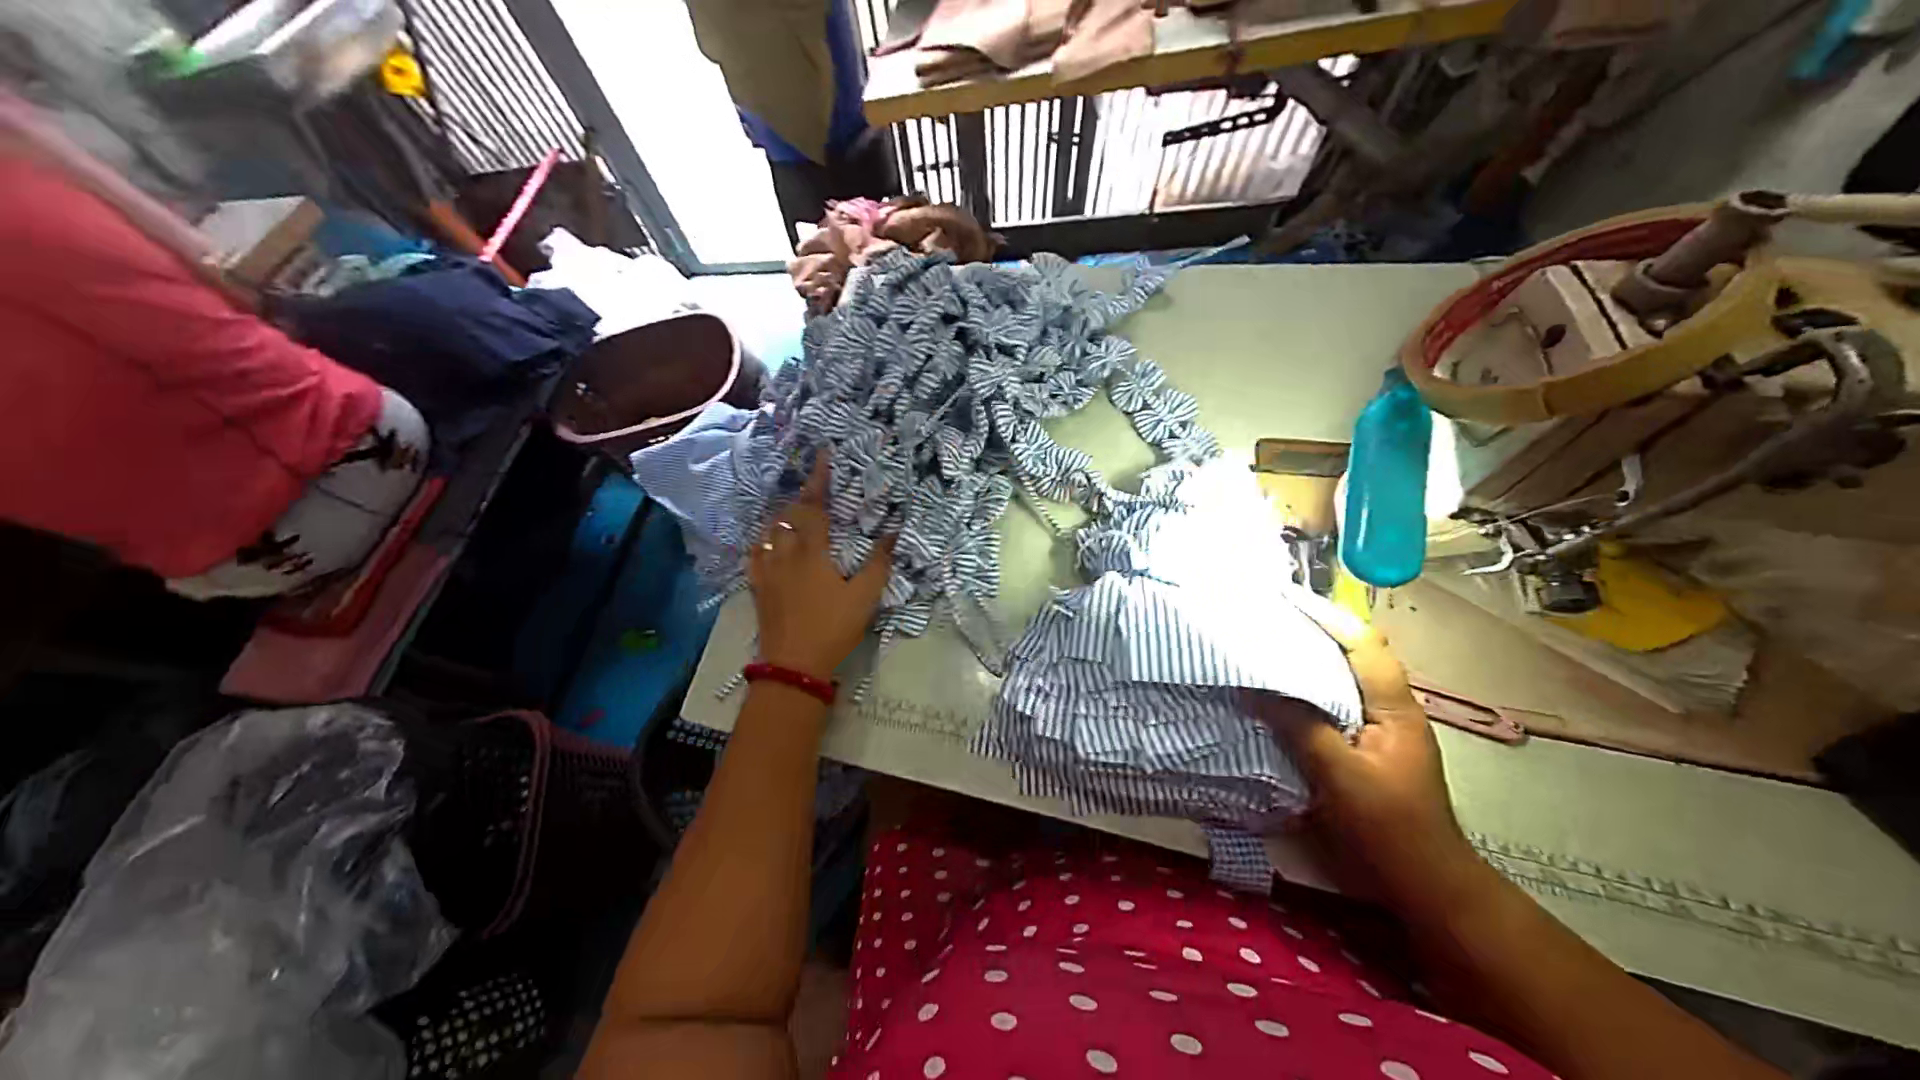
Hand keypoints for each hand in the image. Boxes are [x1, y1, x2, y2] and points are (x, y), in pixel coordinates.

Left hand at [748, 452, 895, 681]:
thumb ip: (878, 564)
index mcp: (812, 552)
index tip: (822, 455)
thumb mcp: (864, 597)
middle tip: (815, 489)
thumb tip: (892, 533)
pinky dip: (763, 542)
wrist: (793, 664)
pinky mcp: (758, 587)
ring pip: (770, 532)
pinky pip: (755, 554)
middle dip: (802, 497)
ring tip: (794, 513)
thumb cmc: (832, 628)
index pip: (814, 507)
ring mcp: (767, 570)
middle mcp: (785, 553)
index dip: (819, 480)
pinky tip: (768, 542)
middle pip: (789, 515)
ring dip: (783, 517)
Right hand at [1253, 596, 1488, 911]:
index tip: (1284, 600)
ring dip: (1306, 664)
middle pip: (1351, 657)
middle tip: (1262, 621)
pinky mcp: (1364, 748)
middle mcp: (1390, 709)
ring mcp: (1379, 729)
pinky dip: (1305, 693)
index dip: (1327, 618)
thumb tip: (1256, 685)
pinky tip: (1277, 695)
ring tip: (1262, 650)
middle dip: (1310, 634)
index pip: (1363, 644)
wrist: (1425, 884)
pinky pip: (1332, 707)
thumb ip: (1300, 727)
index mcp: (1395, 708)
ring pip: (1340, 682)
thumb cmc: (1389, 827)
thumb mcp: (1340, 776)